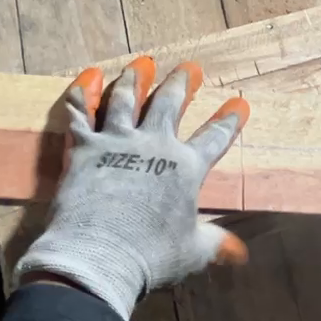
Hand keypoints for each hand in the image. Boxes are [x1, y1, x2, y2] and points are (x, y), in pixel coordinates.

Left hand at [16, 57, 248, 320]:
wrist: (101, 255)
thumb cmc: (152, 257)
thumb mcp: (193, 252)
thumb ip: (215, 244)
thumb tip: (240, 252)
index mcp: (186, 169)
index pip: (214, 138)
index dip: (228, 121)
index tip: (239, 103)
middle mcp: (154, 145)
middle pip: (170, 105)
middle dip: (181, 83)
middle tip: (189, 67)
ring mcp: (117, 141)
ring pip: (126, 99)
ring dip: (135, 79)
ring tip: (141, 63)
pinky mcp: (84, 147)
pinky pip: (80, 112)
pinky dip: (83, 92)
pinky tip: (88, 76)